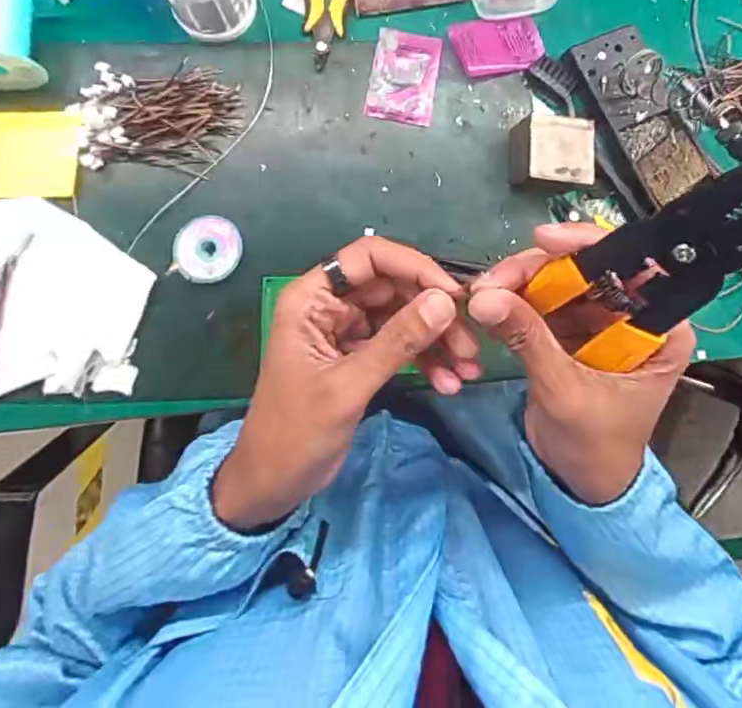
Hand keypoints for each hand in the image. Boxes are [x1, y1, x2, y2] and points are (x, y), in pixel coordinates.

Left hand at [212, 237, 476, 529]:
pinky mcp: (357, 355)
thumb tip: (444, 301)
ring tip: (468, 367)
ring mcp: (344, 330)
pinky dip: (424, 359)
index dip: (412, 266)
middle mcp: (328, 304)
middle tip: (469, 342)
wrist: (272, 482)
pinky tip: (449, 382)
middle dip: (433, 311)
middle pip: (391, 287)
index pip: (367, 257)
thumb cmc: (296, 431)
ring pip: (400, 316)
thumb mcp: (348, 386)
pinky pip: (398, 345)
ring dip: (435, 339)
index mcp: (311, 297)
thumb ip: (397, 342)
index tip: (452, 293)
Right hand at [468, 223, 693, 505]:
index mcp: (658, 328)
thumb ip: (528, 339)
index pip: (632, 266)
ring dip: (517, 281)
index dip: (589, 245)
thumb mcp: (563, 390)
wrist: (578, 480)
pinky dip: (512, 297)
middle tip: (492, 281)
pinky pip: (539, 298)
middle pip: (585, 266)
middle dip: (536, 267)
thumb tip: (484, 297)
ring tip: (482, 294)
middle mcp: (631, 314)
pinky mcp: (568, 327)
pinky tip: (489, 304)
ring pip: (557, 278)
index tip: (543, 241)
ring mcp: (597, 319)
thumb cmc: (594, 444)